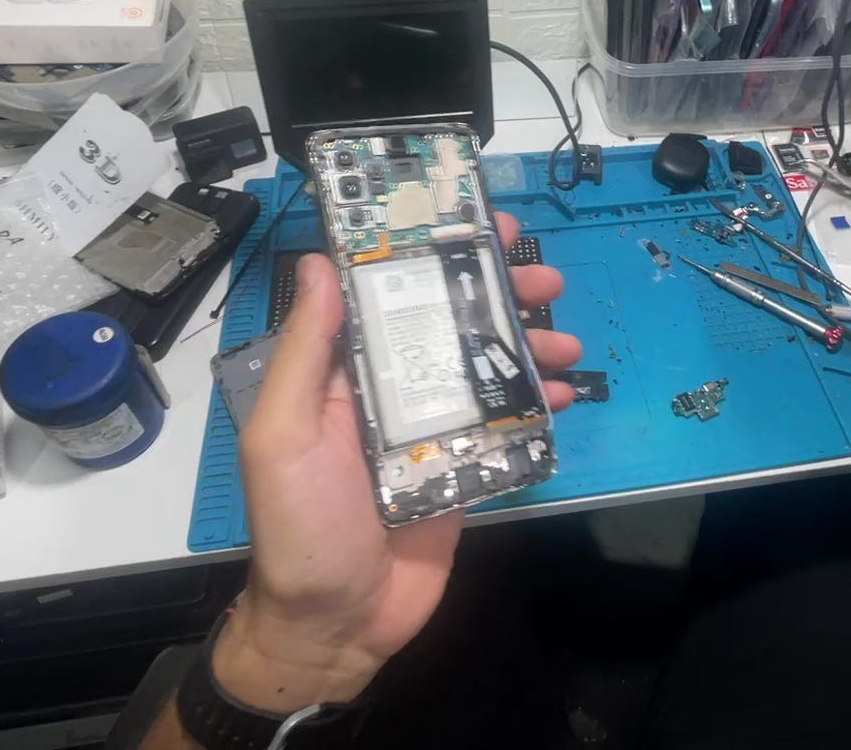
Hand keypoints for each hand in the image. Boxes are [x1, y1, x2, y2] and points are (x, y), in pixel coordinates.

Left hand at [221, 213, 579, 710]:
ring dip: (528, 344)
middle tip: (544, 278)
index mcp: (350, 370)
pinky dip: (537, 400)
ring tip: (565, 337)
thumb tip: (318, 263)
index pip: (394, 294)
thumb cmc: (301, 523)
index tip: (476, 226)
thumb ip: (305, 351)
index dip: (433, 255)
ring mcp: (434, 424)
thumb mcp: (285, 432)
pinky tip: (562, 390)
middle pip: (453, 323)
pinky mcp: (466, 462)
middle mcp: (395, 386)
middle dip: (499, 294)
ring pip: (488, 365)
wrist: (337, 623)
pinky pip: (506, 419)